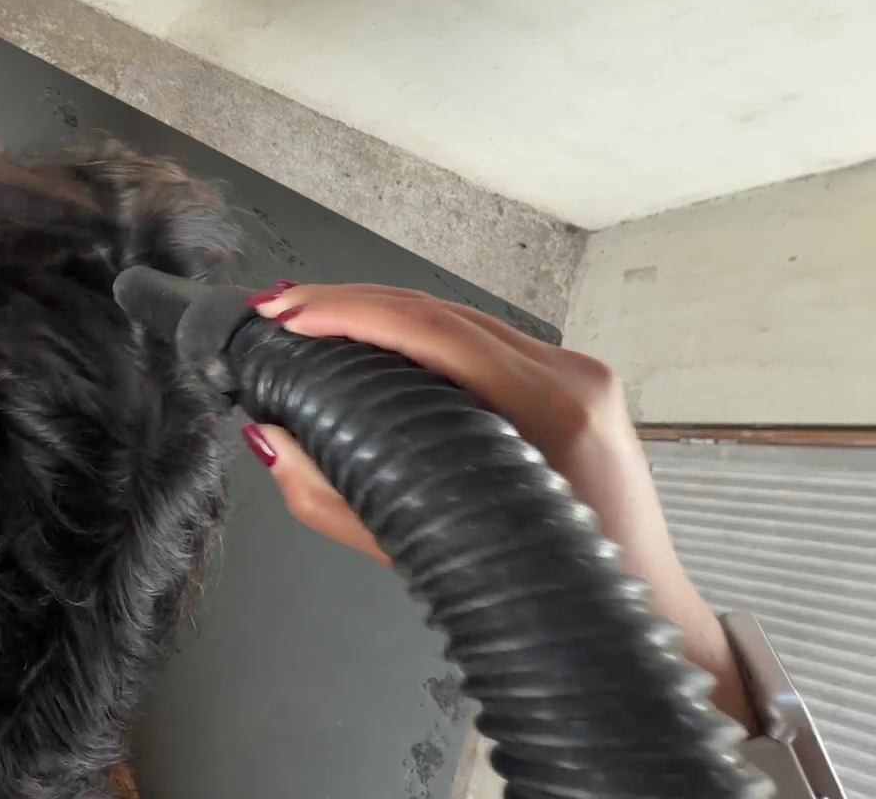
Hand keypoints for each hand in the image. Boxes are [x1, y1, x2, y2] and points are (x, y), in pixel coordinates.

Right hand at [243, 283, 753, 728]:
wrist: (635, 603)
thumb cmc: (542, 584)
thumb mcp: (422, 548)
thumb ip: (329, 500)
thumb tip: (267, 440)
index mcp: (550, 411)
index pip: (434, 333)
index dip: (351, 314)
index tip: (291, 318)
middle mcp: (566, 376)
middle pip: (434, 307)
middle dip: (343, 299)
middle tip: (278, 307)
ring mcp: (567, 368)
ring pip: (446, 309)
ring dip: (366, 304)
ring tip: (302, 308)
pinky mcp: (556, 371)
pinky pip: (463, 327)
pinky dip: (399, 320)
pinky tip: (356, 321)